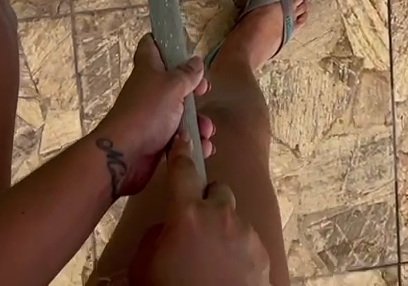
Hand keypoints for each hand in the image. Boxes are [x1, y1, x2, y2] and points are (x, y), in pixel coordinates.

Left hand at [94, 35, 211, 197]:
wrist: (125, 155)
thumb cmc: (148, 111)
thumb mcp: (172, 86)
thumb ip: (186, 74)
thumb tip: (196, 61)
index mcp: (149, 68)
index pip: (152, 45)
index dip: (165, 42)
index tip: (184, 48)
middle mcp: (150, 89)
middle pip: (175, 81)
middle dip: (194, 89)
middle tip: (205, 92)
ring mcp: (154, 115)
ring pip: (181, 112)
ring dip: (198, 121)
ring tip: (207, 131)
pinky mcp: (158, 140)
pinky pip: (180, 137)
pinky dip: (193, 142)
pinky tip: (204, 147)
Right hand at [129, 135, 272, 285]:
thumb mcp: (145, 266)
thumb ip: (157, 234)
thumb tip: (170, 227)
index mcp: (187, 214)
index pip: (182, 169)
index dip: (179, 151)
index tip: (182, 136)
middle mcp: (219, 216)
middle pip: (217, 192)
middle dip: (207, 205)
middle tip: (196, 231)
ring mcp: (244, 235)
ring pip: (233, 219)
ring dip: (222, 232)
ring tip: (210, 262)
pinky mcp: (262, 255)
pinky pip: (247, 242)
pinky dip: (237, 252)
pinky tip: (226, 274)